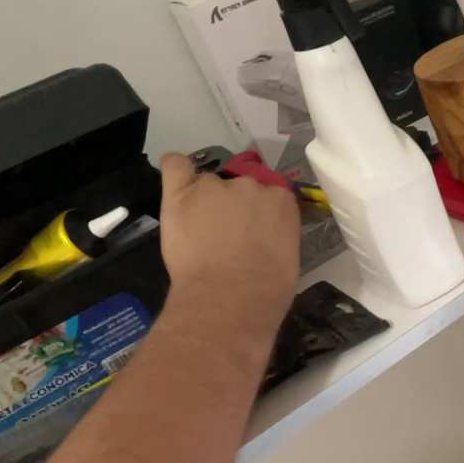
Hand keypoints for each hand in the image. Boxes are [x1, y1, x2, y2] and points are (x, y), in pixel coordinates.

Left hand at [156, 152, 299, 315]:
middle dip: (237, 208)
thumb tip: (265, 237)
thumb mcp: (288, 258)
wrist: (231, 297)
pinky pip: (175, 166)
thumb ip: (276, 235)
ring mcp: (214, 186)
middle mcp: (250, 185)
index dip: (263, 214)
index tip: (258, 232)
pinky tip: (178, 187)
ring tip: (202, 231)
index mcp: (282, 201)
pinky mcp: (181, 193)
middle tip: (230, 237)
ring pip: (209, 184)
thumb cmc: (268, 289)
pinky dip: (177, 171)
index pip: (273, 196)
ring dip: (208, 201)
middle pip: (242, 187)